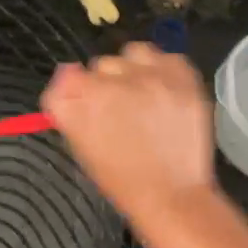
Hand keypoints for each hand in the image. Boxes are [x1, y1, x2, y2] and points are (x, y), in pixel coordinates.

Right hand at [41, 42, 217, 221]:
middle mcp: (114, 81)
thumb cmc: (121, 179)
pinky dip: (161, 70)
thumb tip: (66, 79)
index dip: (74, 91)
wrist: (172, 194)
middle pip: (100, 65)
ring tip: (142, 95)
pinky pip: (164, 56)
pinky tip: (163, 92)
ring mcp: (150, 76)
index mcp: (83, 100)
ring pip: (131, 53)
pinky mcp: (181, 76)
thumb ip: (69, 109)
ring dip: (132, 70)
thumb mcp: (81, 147)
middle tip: (119, 110)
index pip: (67, 76)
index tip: (83, 105)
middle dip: (105, 84)